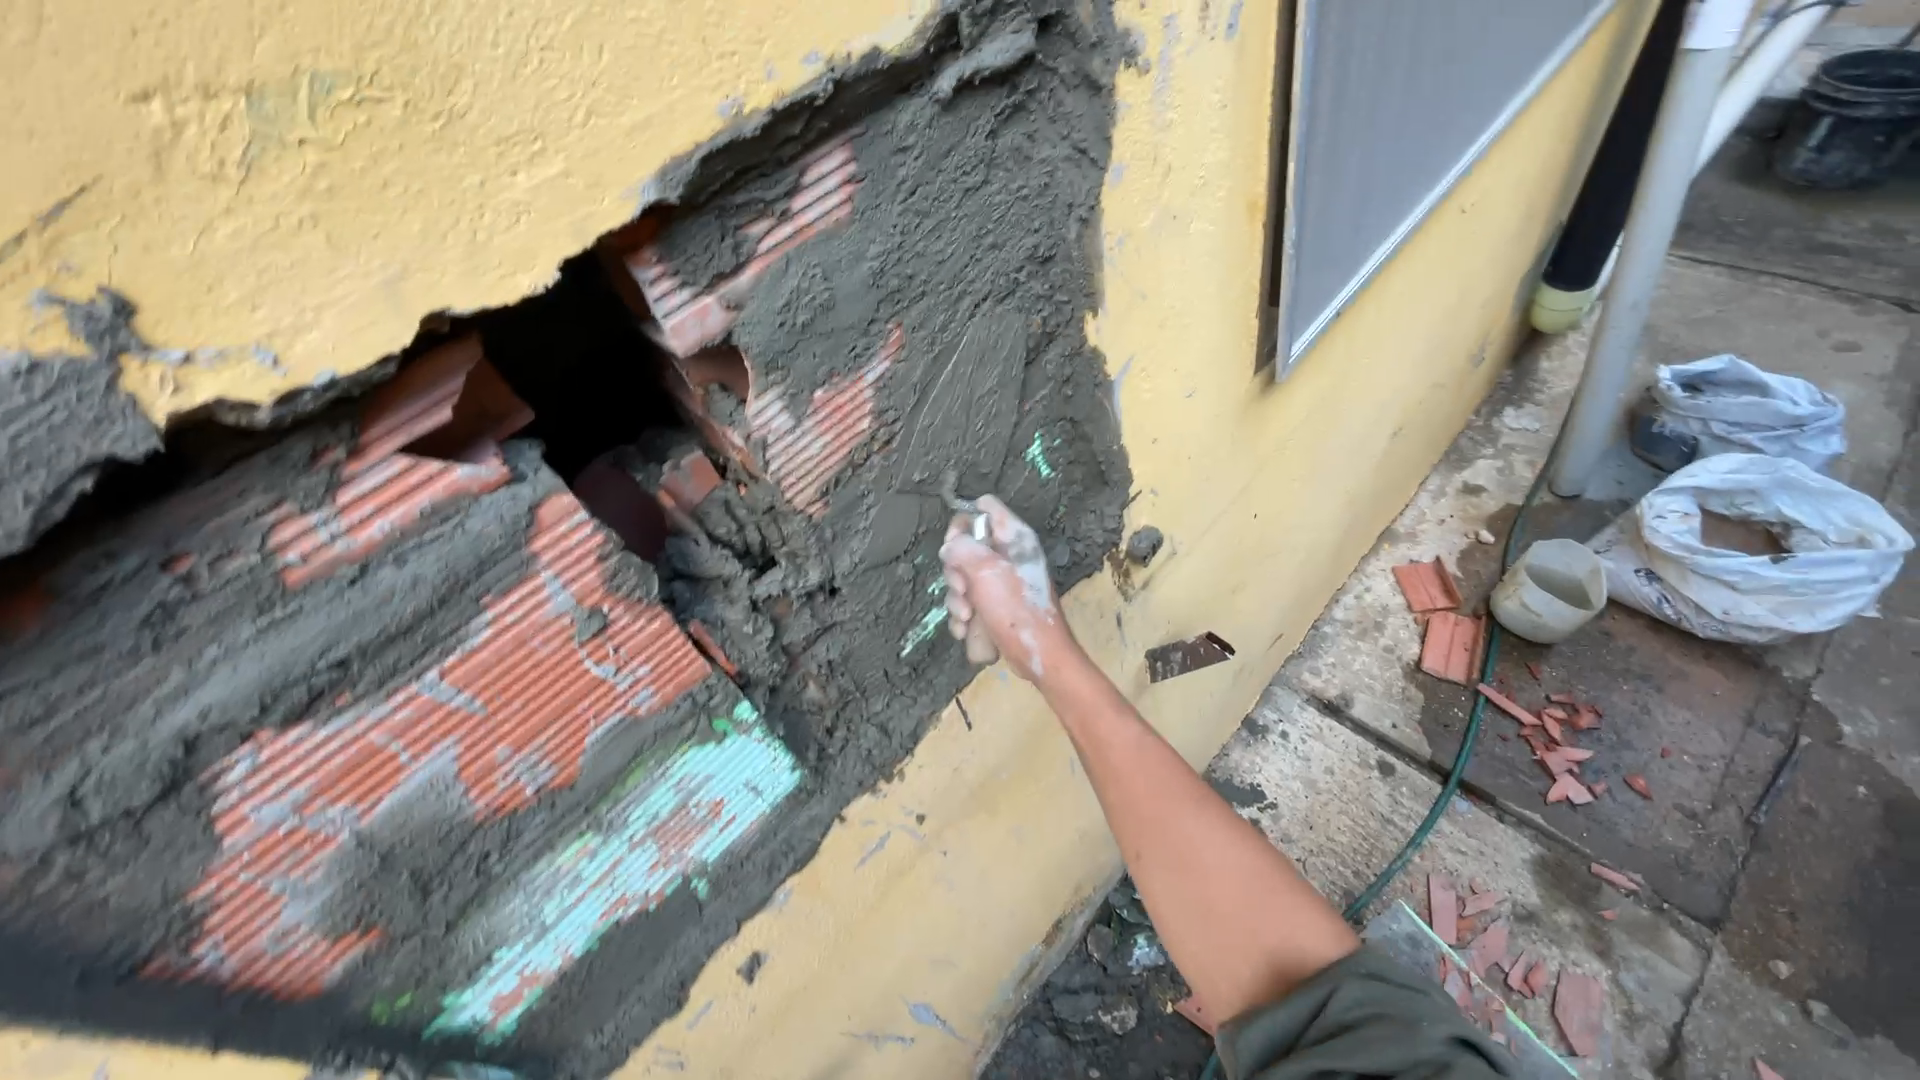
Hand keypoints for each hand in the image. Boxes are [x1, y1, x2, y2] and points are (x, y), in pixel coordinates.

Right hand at [938, 496, 1079, 682]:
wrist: (1038, 655)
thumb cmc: (1017, 609)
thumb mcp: (985, 572)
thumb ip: (961, 549)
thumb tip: (949, 547)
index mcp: (1014, 537)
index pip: (984, 507)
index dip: (963, 522)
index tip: (954, 545)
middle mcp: (1007, 554)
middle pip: (965, 546)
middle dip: (956, 572)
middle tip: (964, 590)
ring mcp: (1000, 582)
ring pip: (962, 579)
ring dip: (958, 600)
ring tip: (968, 616)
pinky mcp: (995, 606)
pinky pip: (968, 603)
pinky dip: (964, 617)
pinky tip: (966, 630)